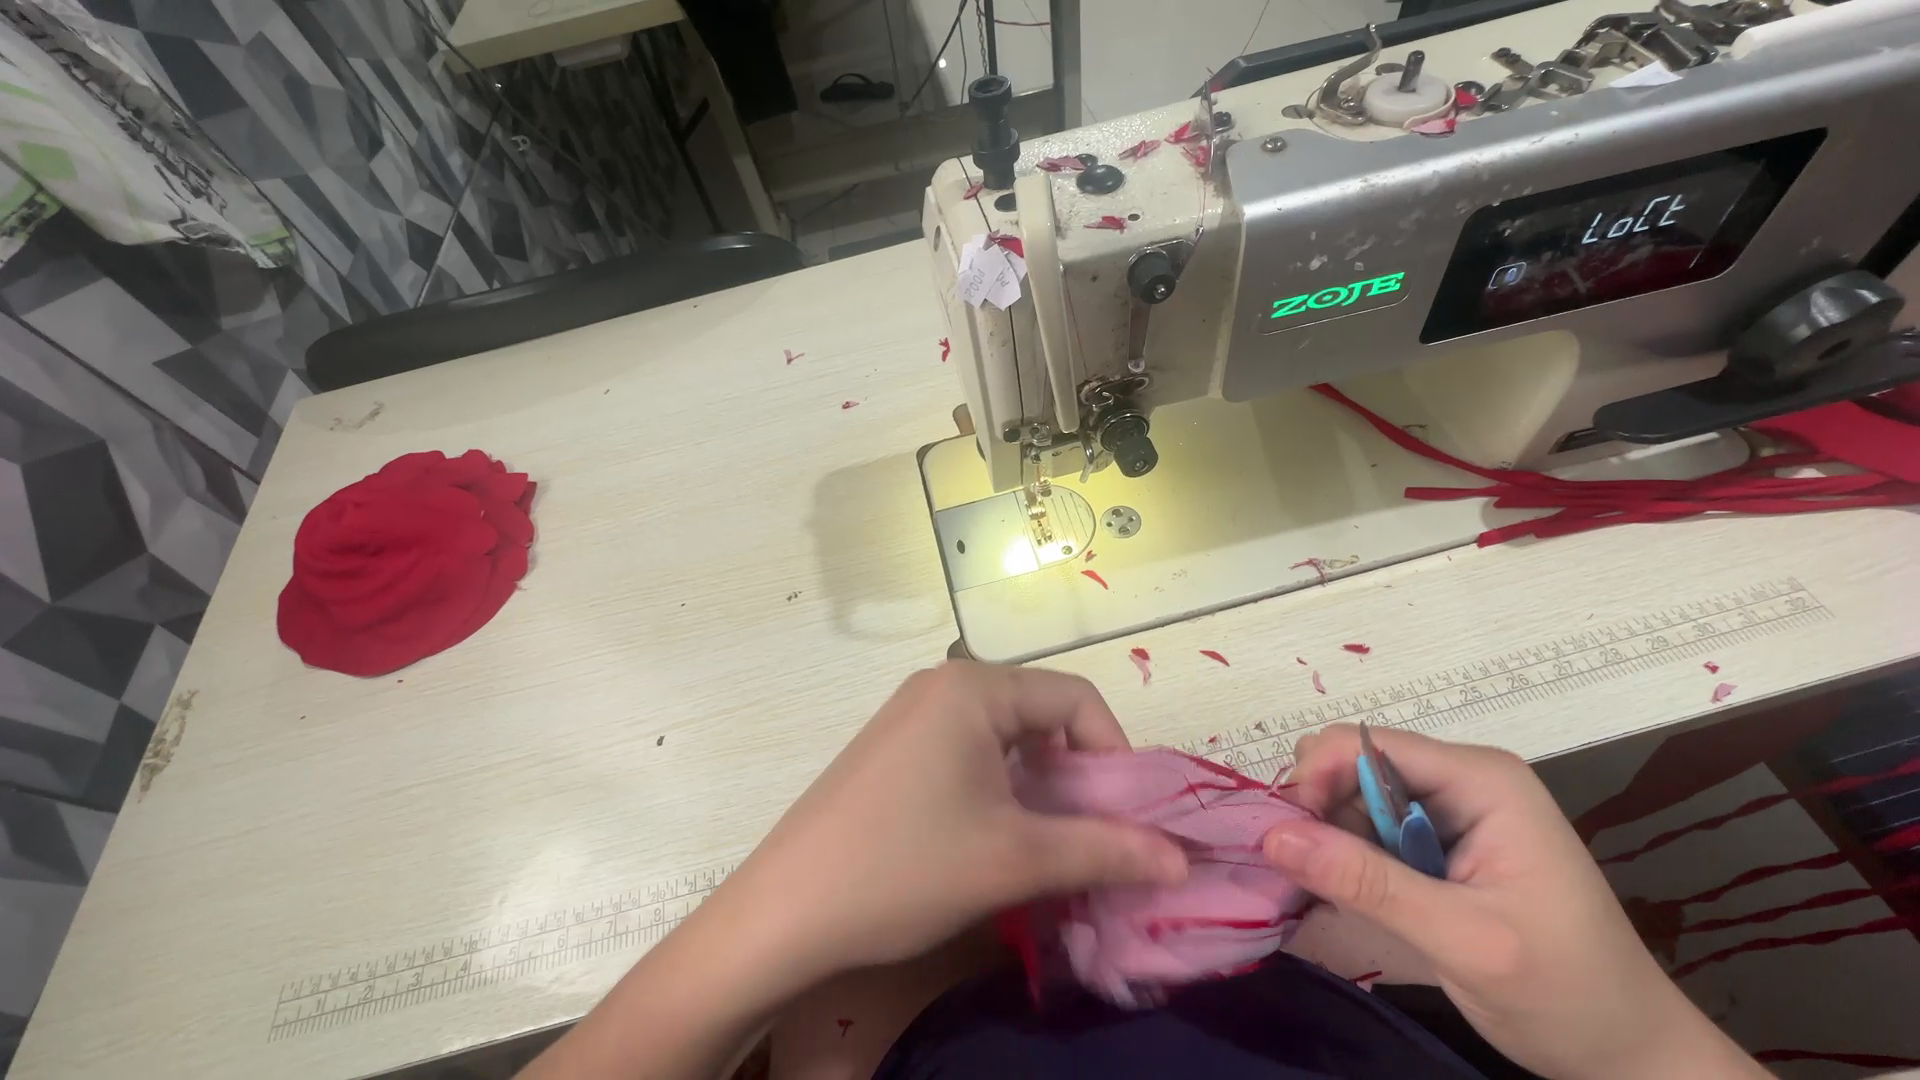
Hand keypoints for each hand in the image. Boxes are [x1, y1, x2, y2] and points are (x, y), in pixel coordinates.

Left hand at [726, 661, 1187, 982]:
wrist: (784, 913)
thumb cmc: (905, 869)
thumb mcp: (1015, 859)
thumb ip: (1106, 850)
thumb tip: (1181, 861)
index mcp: (973, 687)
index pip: (1075, 698)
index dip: (1115, 753)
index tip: (1128, 817)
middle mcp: (941, 685)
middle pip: (1040, 714)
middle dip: (1078, 775)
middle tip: (1093, 838)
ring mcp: (911, 715)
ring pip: (1005, 738)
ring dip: (1040, 787)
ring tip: (1049, 846)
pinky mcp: (893, 749)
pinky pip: (968, 752)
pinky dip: (1000, 789)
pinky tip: (996, 839)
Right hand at [1262, 725, 1763, 1079]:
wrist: (1629, 1054)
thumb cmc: (1566, 992)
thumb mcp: (1465, 940)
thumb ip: (1368, 884)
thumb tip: (1272, 837)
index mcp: (1479, 779)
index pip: (1363, 745)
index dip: (1315, 781)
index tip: (1288, 841)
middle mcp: (1458, 780)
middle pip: (1349, 765)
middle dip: (1316, 811)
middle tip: (1308, 874)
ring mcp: (1447, 811)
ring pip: (1349, 798)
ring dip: (1325, 839)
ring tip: (1324, 893)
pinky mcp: (1435, 844)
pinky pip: (1365, 830)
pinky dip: (1342, 858)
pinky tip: (1341, 895)